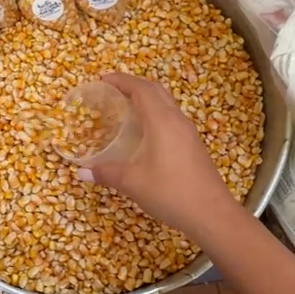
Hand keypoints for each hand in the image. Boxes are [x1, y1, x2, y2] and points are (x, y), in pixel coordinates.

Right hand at [86, 73, 239, 240]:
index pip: (141, 88)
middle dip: (134, 85)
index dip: (121, 80)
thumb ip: (106, 173)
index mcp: (162, 121)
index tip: (102, 79)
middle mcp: (177, 120)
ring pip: (166, 103)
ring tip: (126, 108)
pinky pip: (172, 118)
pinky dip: (155, 114)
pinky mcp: (194, 145)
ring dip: (147, 99)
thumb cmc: (171, 192)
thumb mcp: (133, 182)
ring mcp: (189, 132)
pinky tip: (145, 133)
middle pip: (156, 90)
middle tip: (113, 91)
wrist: (213, 214)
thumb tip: (81, 172)